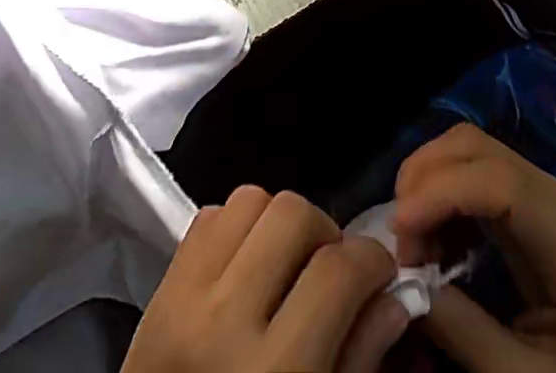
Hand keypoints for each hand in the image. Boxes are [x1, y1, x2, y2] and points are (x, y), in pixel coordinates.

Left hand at [123, 185, 410, 372]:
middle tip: (329, 268)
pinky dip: (237, 227)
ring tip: (286, 264)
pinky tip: (246, 266)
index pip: (337, 271)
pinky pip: (209, 216)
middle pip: (292, 215)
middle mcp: (226, 319)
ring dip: (278, 223)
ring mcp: (185, 295)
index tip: (379, 272)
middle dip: (325, 232)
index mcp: (275, 370)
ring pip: (249, 200)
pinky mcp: (161, 284)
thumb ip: (359, 358)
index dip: (373, 260)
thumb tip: (393, 294)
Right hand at [392, 125, 555, 372]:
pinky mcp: (524, 193)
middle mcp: (552, 193)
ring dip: (426, 182)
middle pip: (472, 145)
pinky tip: (434, 238)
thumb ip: (466, 334)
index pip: (497, 182)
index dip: (440, 193)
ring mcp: (538, 187)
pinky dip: (438, 190)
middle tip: (401, 240)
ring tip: (415, 242)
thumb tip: (404, 284)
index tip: (398, 230)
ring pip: (465, 147)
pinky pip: (469, 166)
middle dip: (422, 178)